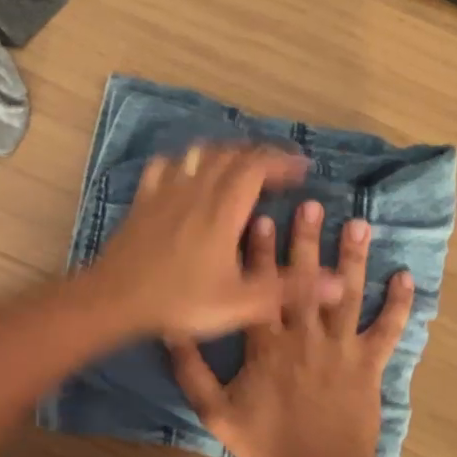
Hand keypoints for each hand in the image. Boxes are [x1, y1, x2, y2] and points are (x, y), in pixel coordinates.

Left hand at [83, 144, 308, 339]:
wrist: (115, 298)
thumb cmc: (180, 301)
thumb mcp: (241, 302)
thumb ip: (290, 289)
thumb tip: (341, 282)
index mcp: (222, 209)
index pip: (256, 166)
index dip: (282, 161)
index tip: (302, 168)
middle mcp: (195, 190)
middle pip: (230, 155)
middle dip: (258, 156)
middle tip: (278, 169)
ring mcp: (165, 192)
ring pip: (198, 154)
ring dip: (224, 153)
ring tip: (239, 166)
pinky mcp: (143, 200)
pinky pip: (165, 166)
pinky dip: (183, 161)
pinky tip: (186, 172)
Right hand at [167, 203, 414, 456]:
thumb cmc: (268, 444)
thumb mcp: (216, 412)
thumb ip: (191, 372)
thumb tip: (173, 331)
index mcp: (266, 344)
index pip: (261, 289)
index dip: (259, 253)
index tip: (261, 218)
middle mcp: (304, 336)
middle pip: (304, 280)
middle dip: (307, 240)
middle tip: (312, 206)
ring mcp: (341, 348)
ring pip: (346, 295)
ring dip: (352, 258)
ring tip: (358, 224)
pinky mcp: (370, 365)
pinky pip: (387, 330)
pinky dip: (398, 305)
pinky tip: (406, 277)